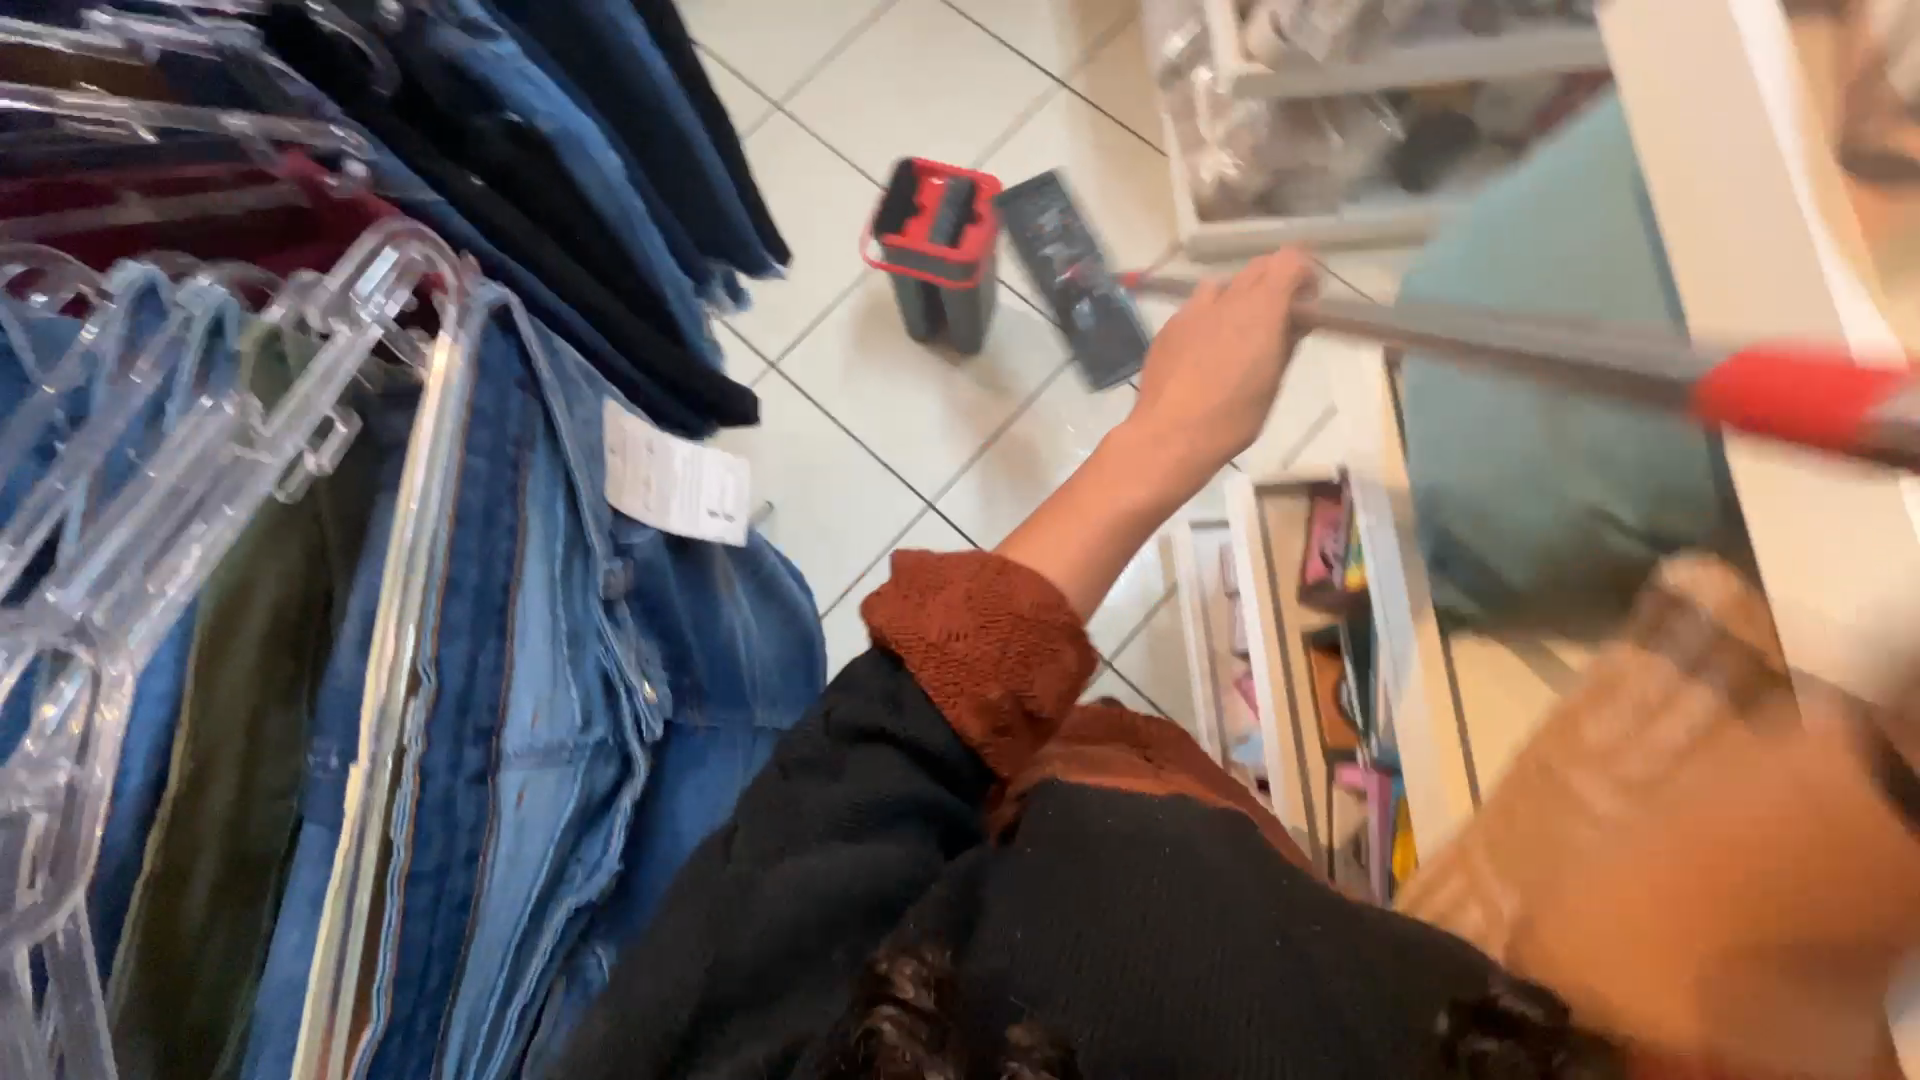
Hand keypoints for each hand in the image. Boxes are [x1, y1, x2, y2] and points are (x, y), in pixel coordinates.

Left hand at [1123, 250, 1317, 485]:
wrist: (1169, 435)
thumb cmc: (1231, 417)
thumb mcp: (1272, 383)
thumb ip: (1286, 342)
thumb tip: (1294, 321)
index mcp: (1260, 309)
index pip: (1289, 260)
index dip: (1304, 273)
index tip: (1307, 301)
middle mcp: (1225, 301)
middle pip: (1255, 268)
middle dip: (1273, 284)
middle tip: (1278, 317)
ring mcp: (1190, 313)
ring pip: (1220, 286)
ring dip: (1236, 299)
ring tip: (1236, 333)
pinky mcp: (1166, 330)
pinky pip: (1192, 311)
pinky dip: (1207, 319)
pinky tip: (1203, 352)